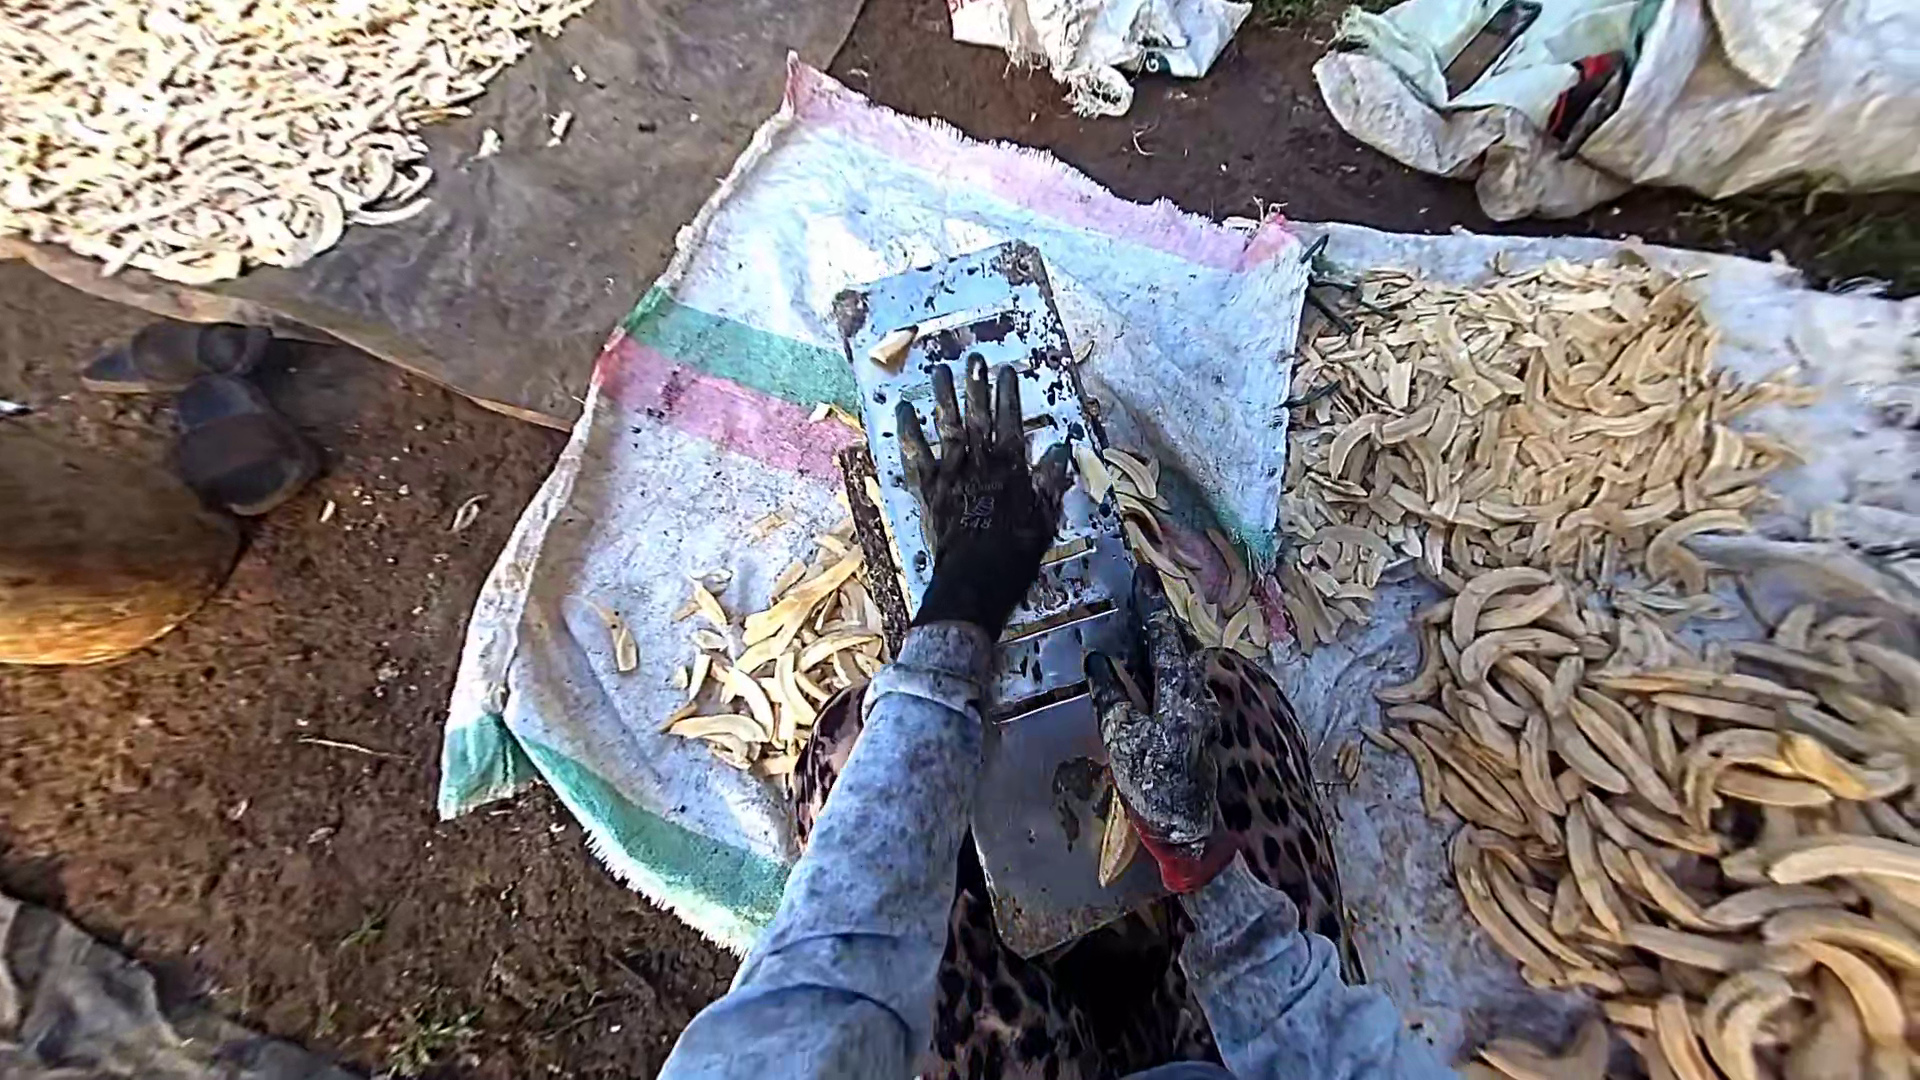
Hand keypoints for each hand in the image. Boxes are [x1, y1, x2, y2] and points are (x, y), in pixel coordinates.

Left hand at [898, 355, 1069, 635]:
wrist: (975, 579)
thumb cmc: (1014, 552)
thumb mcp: (1046, 517)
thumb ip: (1051, 480)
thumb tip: (1060, 448)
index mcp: (1009, 465)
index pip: (1010, 419)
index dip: (1008, 394)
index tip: (1006, 371)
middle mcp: (978, 460)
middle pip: (976, 415)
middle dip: (976, 385)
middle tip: (973, 360)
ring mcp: (950, 472)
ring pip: (946, 426)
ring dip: (943, 397)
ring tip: (940, 372)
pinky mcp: (928, 488)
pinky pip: (915, 455)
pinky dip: (909, 433)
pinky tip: (904, 412)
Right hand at [1086, 566, 1232, 892]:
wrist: (1188, 830)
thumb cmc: (1153, 782)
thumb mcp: (1122, 737)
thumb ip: (1111, 695)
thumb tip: (1097, 662)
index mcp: (1179, 691)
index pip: (1162, 636)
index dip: (1150, 604)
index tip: (1143, 573)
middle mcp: (1196, 692)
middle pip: (1176, 643)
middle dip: (1156, 617)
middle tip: (1137, 594)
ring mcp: (1199, 707)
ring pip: (1177, 661)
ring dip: (1158, 641)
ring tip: (1134, 624)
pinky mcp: (1195, 721)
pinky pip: (1175, 679)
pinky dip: (1158, 664)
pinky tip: (1141, 666)